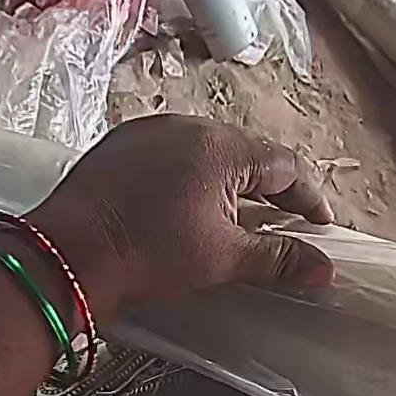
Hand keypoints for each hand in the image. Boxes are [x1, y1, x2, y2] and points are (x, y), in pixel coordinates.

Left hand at [26, 114, 335, 316]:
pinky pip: (168, 157)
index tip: (318, 225)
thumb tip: (326, 270)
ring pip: (204, 154)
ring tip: (228, 218)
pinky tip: (179, 207)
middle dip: (265, 191)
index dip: (307, 197)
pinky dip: (185, 180)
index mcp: (222, 147)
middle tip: (276, 224)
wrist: (69, 253)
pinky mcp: (119, 145)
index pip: (284, 165)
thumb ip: (277, 259)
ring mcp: (148, 132)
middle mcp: (187, 126)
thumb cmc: (150, 254)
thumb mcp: (221, 258)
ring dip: (224, 184)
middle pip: (244, 155)